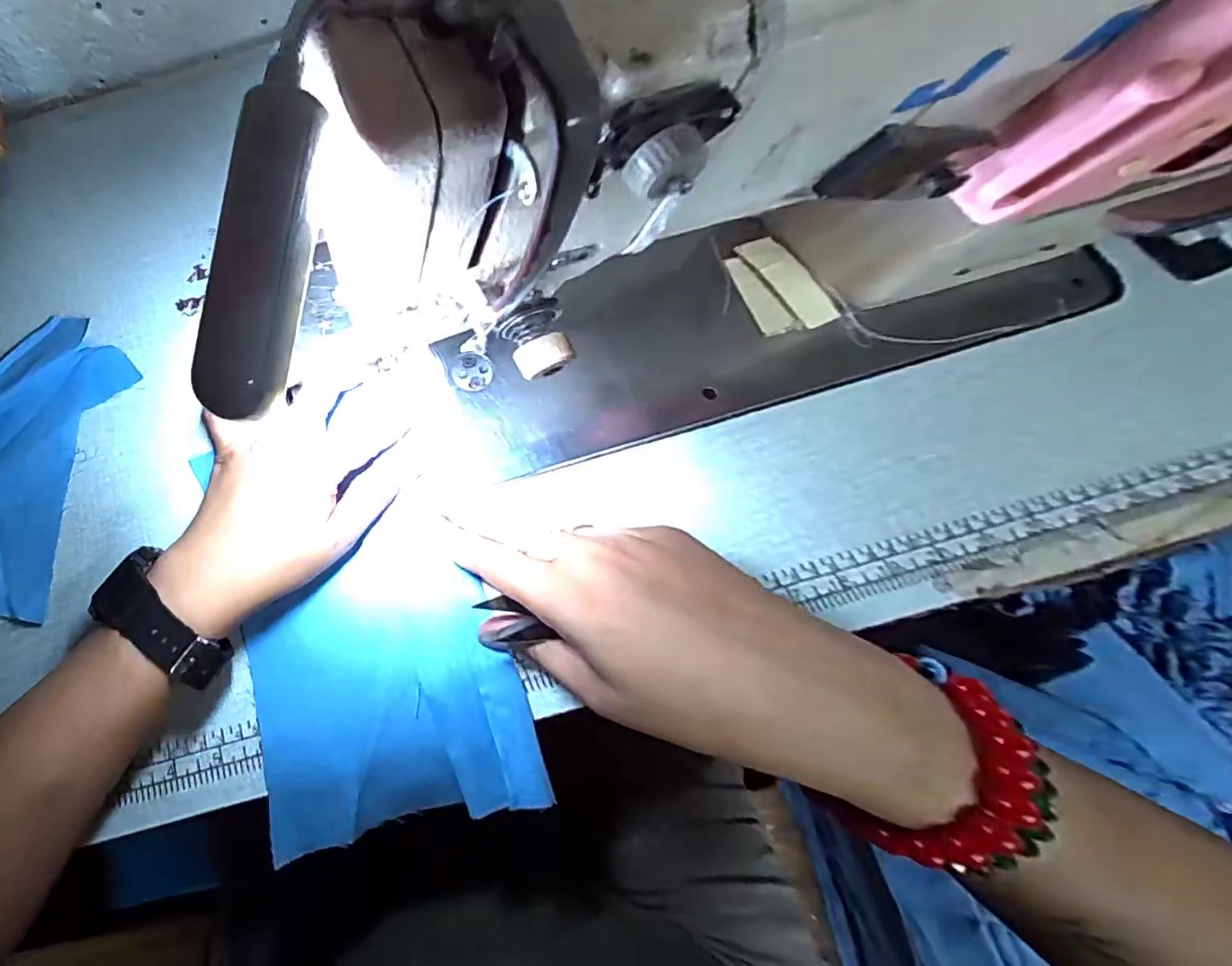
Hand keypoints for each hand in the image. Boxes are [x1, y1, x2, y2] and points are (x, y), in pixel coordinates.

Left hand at [149, 379, 414, 637]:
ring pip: (278, 385)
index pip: (371, 432)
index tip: (421, 404)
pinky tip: (248, 386)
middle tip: (371, 361)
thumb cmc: (276, 563)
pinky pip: (227, 407)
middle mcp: (286, 440)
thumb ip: (372, 497)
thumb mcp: (335, 540)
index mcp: (318, 464)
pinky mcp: (229, 444)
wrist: (210, 574)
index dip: (400, 416)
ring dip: (304, 369)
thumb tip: (408, 466)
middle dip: (352, 367)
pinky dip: (237, 393)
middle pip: (323, 386)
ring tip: (323, 361)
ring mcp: (254, 437)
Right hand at [446, 521, 977, 827]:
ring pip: (569, 532)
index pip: (496, 559)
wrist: (794, 680)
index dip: (462, 543)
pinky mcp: (668, 530)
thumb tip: (509, 627)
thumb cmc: (688, 704)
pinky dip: (595, 552)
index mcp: (569, 592)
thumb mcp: (603, 693)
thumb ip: (547, 649)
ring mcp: (634, 532)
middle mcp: (593, 548)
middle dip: (497, 538)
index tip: (437, 527)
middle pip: (526, 533)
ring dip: (549, 550)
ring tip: (557, 584)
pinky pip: (611, 535)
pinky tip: (620, 587)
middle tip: (475, 542)